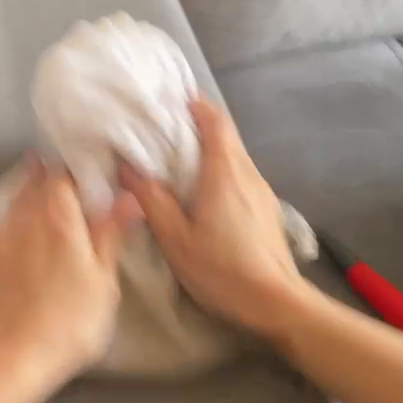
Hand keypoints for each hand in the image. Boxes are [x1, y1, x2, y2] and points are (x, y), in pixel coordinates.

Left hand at [0, 157, 136, 386]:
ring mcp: (2, 237)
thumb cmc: (71, 323)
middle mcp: (30, 220)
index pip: (66, 179)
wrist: (14, 356)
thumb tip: (128, 197)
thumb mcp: (105, 284)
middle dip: (51, 172)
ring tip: (35, 172)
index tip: (89, 171)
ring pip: (14, 196)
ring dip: (26, 182)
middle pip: (38, 183)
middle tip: (64, 170)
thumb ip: (111, 237)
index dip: (77, 170)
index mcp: (64, 223)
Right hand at [121, 99, 316, 340]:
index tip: (170, 101)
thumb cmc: (222, 269)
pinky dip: (221, 171)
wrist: (274, 302)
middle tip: (164, 131)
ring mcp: (262, 191)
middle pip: (226, 135)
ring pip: (235, 156)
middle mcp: (248, 173)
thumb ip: (152, 200)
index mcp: (225, 173)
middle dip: (197, 126)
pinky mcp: (267, 209)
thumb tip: (128, 166)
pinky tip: (204, 191)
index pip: (215, 121)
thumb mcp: (176, 239)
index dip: (195, 105)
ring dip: (209, 150)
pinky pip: (241, 175)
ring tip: (178, 160)